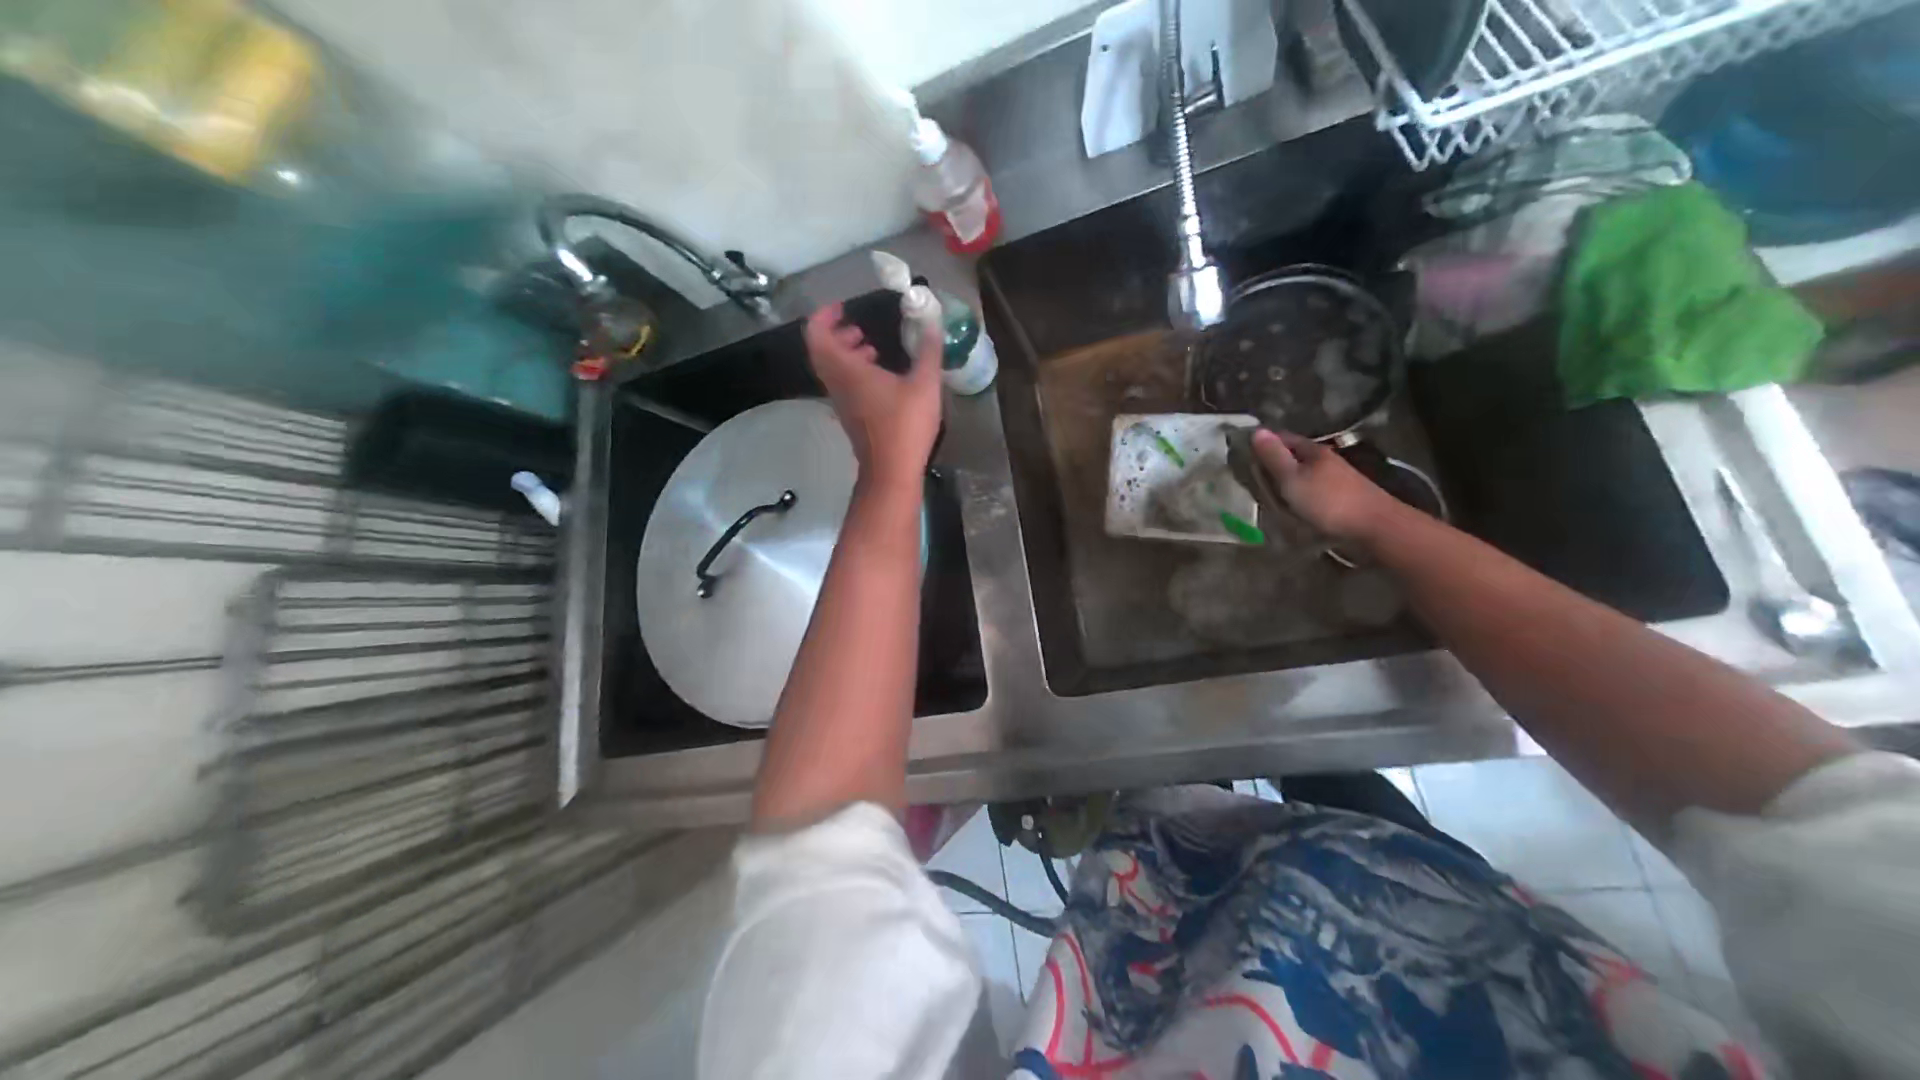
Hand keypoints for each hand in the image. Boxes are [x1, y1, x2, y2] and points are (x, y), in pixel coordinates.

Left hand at [804, 304, 942, 490]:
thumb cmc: (905, 425)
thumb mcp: (924, 384)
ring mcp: (842, 402)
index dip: (824, 316)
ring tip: (871, 347)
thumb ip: (928, 350)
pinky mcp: (851, 416)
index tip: (842, 307)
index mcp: (847, 371)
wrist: (891, 471)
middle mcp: (838, 384)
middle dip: (836, 333)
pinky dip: (854, 371)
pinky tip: (881, 375)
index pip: (818, 335)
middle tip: (857, 325)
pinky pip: (843, 384)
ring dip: (845, 353)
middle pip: (822, 351)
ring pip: (832, 369)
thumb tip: (932, 321)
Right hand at [1251, 428, 1404, 541]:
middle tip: (1251, 478)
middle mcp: (1326, 459)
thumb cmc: (1328, 501)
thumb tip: (1256, 430)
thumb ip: (1274, 456)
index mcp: (1313, 451)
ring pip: (1304, 473)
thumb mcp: (1292, 479)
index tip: (1243, 455)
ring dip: (1287, 480)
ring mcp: (1336, 478)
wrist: (1374, 527)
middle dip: (1273, 463)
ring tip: (1269, 495)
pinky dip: (1299, 494)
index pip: (1282, 437)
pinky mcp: (1342, 496)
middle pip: (1294, 456)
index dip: (1263, 443)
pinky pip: (1313, 489)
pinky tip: (1294, 506)